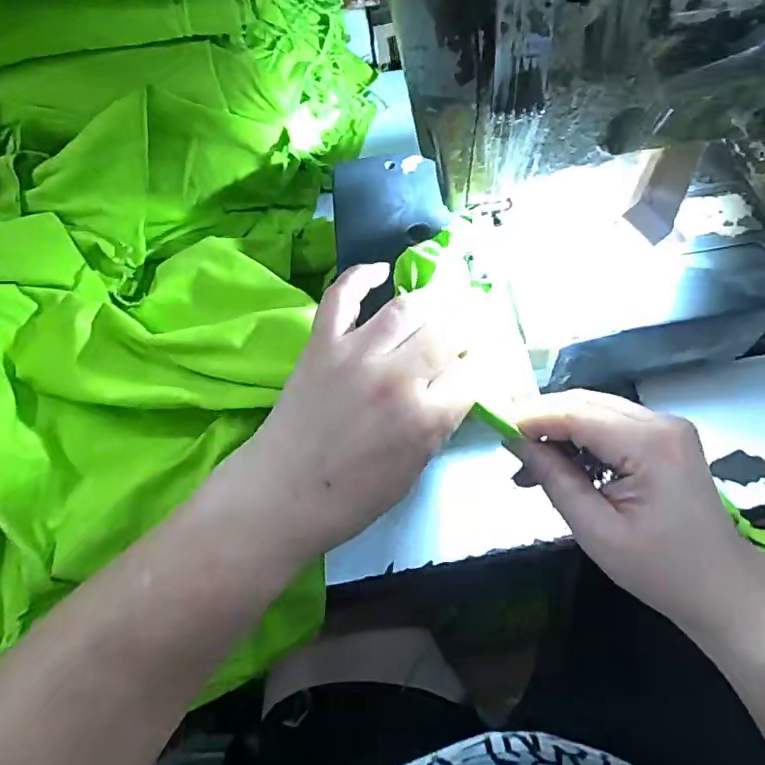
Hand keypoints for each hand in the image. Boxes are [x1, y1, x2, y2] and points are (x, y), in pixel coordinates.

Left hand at [200, 263, 480, 568]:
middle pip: (446, 332)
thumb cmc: (353, 495)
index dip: (480, 362)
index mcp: (425, 418)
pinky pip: (342, 296)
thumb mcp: (414, 467)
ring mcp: (355, 354)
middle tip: (464, 325)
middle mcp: (396, 377)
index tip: (478, 359)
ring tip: (439, 298)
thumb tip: (458, 384)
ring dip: (430, 299)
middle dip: (464, 326)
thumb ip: (440, 422)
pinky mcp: (321, 342)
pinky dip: (360, 276)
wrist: (283, 491)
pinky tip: (381, 269)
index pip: (472, 371)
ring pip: (406, 308)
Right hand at [511, 390, 764, 629]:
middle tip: (507, 448)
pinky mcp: (665, 437)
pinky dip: (581, 439)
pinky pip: (611, 424)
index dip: (532, 417)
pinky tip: (561, 466)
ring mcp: (666, 427)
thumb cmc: (662, 570)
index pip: (576, 413)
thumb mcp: (597, 531)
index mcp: (650, 444)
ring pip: (595, 411)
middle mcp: (661, 422)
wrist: (725, 590)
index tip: (496, 429)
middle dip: (541, 422)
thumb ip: (555, 479)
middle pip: (584, 403)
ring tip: (529, 466)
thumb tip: (515, 443)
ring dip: (559, 431)